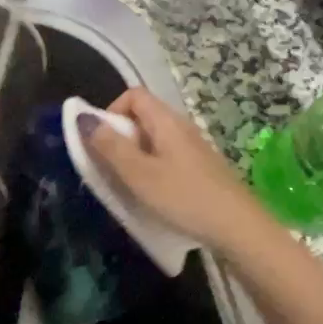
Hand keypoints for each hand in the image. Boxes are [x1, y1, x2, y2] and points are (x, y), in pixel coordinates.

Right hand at [86, 87, 270, 250]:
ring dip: (133, 158)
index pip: (133, 95)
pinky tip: (152, 197)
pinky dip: (151, 170)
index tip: (100, 141)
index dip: (111, 111)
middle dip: (119, 138)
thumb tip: (84, 118)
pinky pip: (166, 158)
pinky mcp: (200, 169)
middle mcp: (181, 127)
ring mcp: (193, 149)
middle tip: (109, 169)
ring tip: (127, 186)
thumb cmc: (184, 198)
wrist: (238, 228)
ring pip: (153, 141)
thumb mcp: (139, 174)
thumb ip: (110, 146)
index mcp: (166, 121)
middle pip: (142, 118)